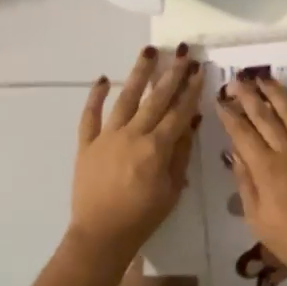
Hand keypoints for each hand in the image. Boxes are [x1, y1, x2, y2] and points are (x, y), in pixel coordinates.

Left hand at [71, 44, 204, 262]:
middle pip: (156, 99)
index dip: (191, 90)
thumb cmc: (143, 217)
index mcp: (157, 148)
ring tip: (149, 51)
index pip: (179, 112)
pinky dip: (96, 97)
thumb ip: (181, 153)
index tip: (200, 70)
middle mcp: (133, 135)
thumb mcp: (172, 189)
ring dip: (138, 73)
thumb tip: (191, 120)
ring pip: (125, 98)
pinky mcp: (86, 144)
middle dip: (171, 74)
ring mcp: (107, 137)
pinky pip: (90, 116)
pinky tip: (103, 79)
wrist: (101, 235)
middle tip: (183, 52)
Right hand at [218, 73, 286, 273]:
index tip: (221, 99)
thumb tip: (236, 154)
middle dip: (249, 96)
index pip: (243, 133)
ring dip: (277, 93)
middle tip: (238, 80)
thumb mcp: (257, 219)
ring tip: (265, 79)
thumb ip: (246, 183)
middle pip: (266, 116)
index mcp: (266, 168)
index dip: (230, 115)